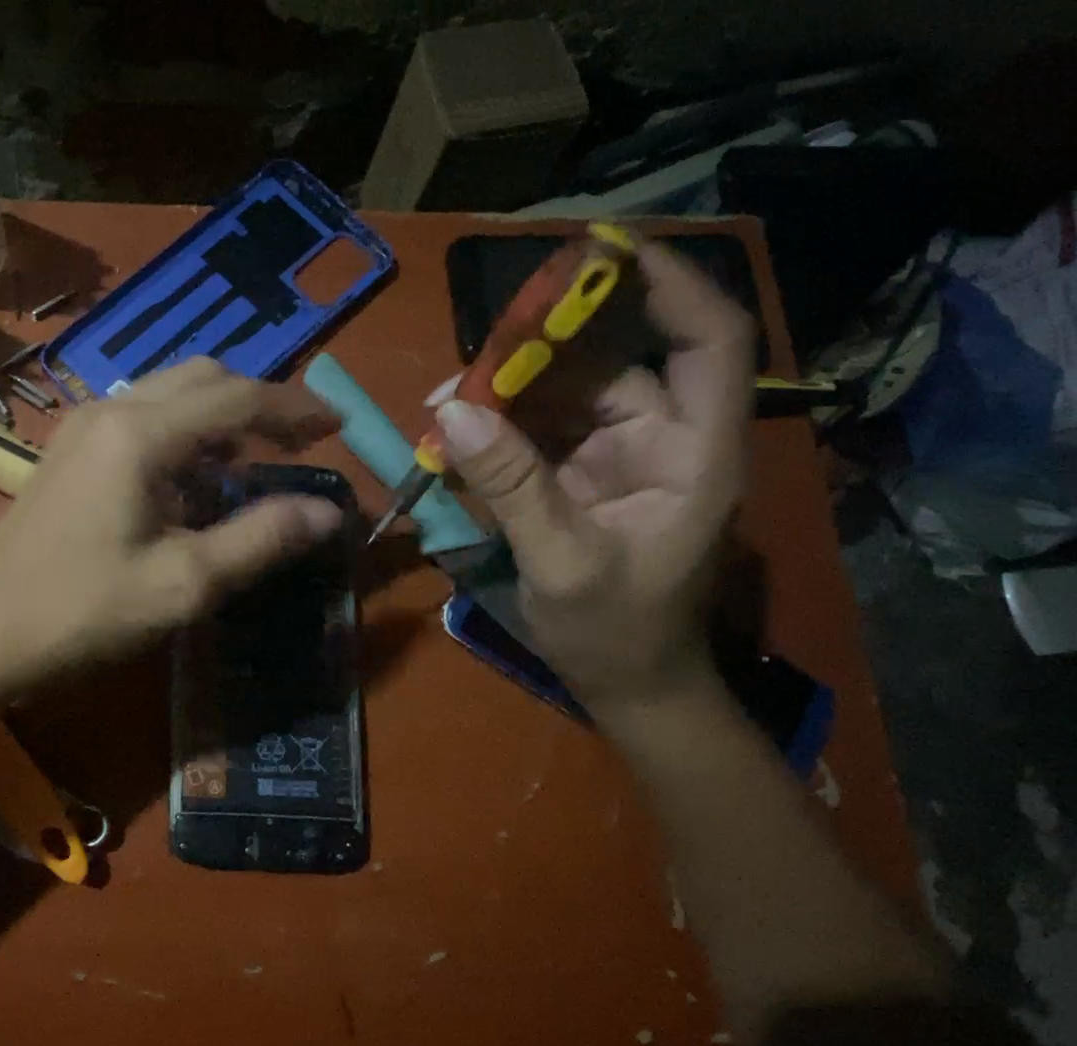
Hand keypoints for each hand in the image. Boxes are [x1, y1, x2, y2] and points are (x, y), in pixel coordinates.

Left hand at [0, 359, 341, 694]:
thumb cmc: (82, 611)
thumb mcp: (183, 583)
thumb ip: (259, 539)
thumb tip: (327, 511)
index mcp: (141, 434)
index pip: (237, 397)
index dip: (295, 407)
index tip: (338, 425)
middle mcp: (109, 411)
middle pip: (201, 377)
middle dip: (257, 402)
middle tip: (299, 442)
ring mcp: (80, 428)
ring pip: (168, 394)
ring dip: (217, 416)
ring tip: (254, 463)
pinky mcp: (66, 452)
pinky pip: (139, 418)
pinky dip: (181, 432)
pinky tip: (191, 480)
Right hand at [431, 243, 756, 709]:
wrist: (627, 684)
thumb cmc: (618, 632)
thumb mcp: (563, 562)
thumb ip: (512, 486)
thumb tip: (451, 410)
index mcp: (694, 453)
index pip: (709, 342)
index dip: (669, 286)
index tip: (603, 253)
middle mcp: (660, 438)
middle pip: (612, 360)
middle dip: (545, 346)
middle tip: (478, 341)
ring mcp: (615, 455)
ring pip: (563, 392)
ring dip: (505, 388)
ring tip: (444, 398)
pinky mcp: (576, 475)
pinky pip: (535, 429)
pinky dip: (495, 424)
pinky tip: (452, 429)